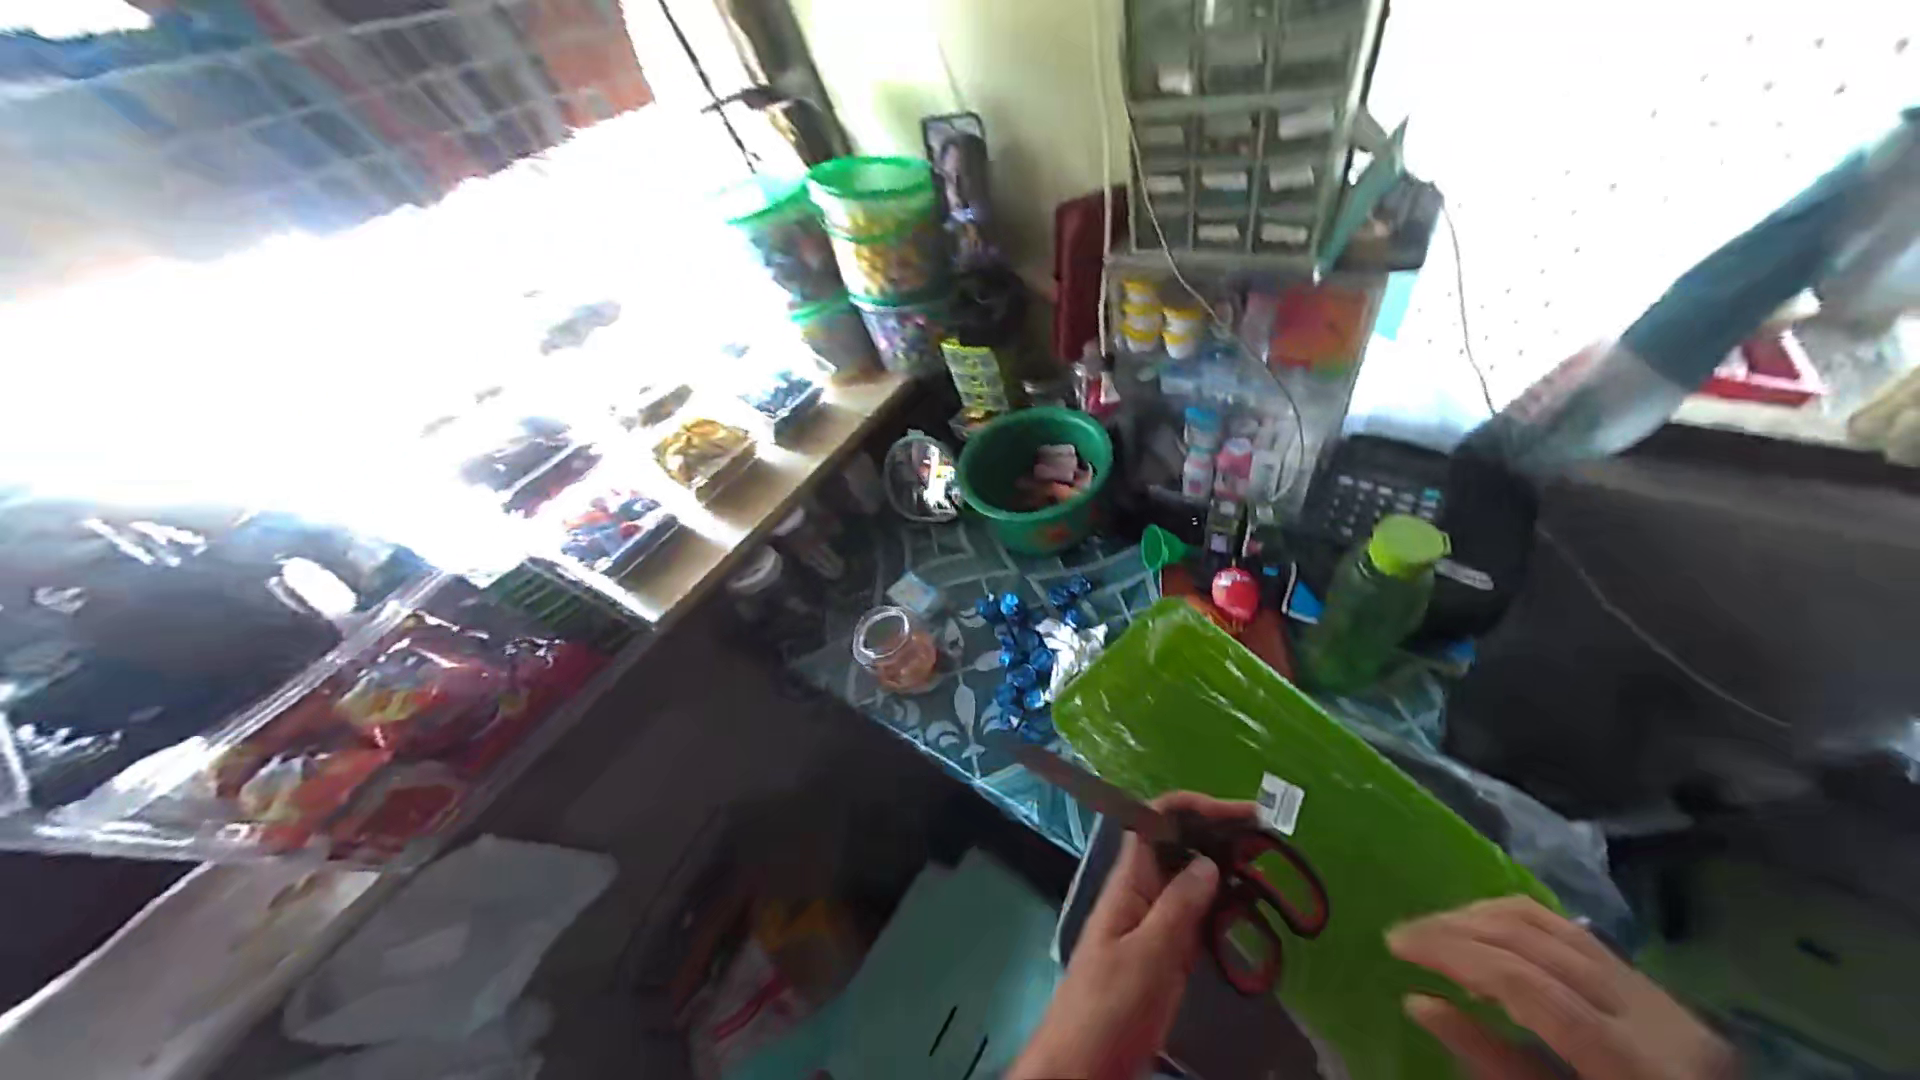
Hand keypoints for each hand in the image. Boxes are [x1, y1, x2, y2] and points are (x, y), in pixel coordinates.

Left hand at [1010, 793, 1254, 1079]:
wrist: (1083, 1063)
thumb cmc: (1109, 1006)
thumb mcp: (1148, 956)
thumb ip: (1178, 907)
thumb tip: (1209, 861)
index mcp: (1129, 882)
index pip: (1156, 822)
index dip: (1195, 807)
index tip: (1242, 814)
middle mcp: (1141, 892)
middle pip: (1178, 845)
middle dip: (1218, 833)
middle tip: (1267, 839)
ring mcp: (1153, 921)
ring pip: (1190, 879)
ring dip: (1225, 867)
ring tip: (1268, 867)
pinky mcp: (1164, 952)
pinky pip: (1195, 915)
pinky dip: (1222, 906)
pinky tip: (1250, 910)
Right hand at [1389, 896, 1736, 1079]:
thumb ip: (1493, 1064)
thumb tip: (1418, 1002)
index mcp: (1632, 1064)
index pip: (1525, 984)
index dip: (1453, 955)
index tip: (1396, 945)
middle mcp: (1651, 1016)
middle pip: (1531, 944)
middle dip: (1455, 931)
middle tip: (1403, 934)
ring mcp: (1655, 993)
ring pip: (1547, 924)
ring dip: (1477, 916)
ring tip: (1435, 928)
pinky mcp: (1649, 983)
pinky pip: (1567, 929)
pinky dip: (1512, 918)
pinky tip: (1480, 926)